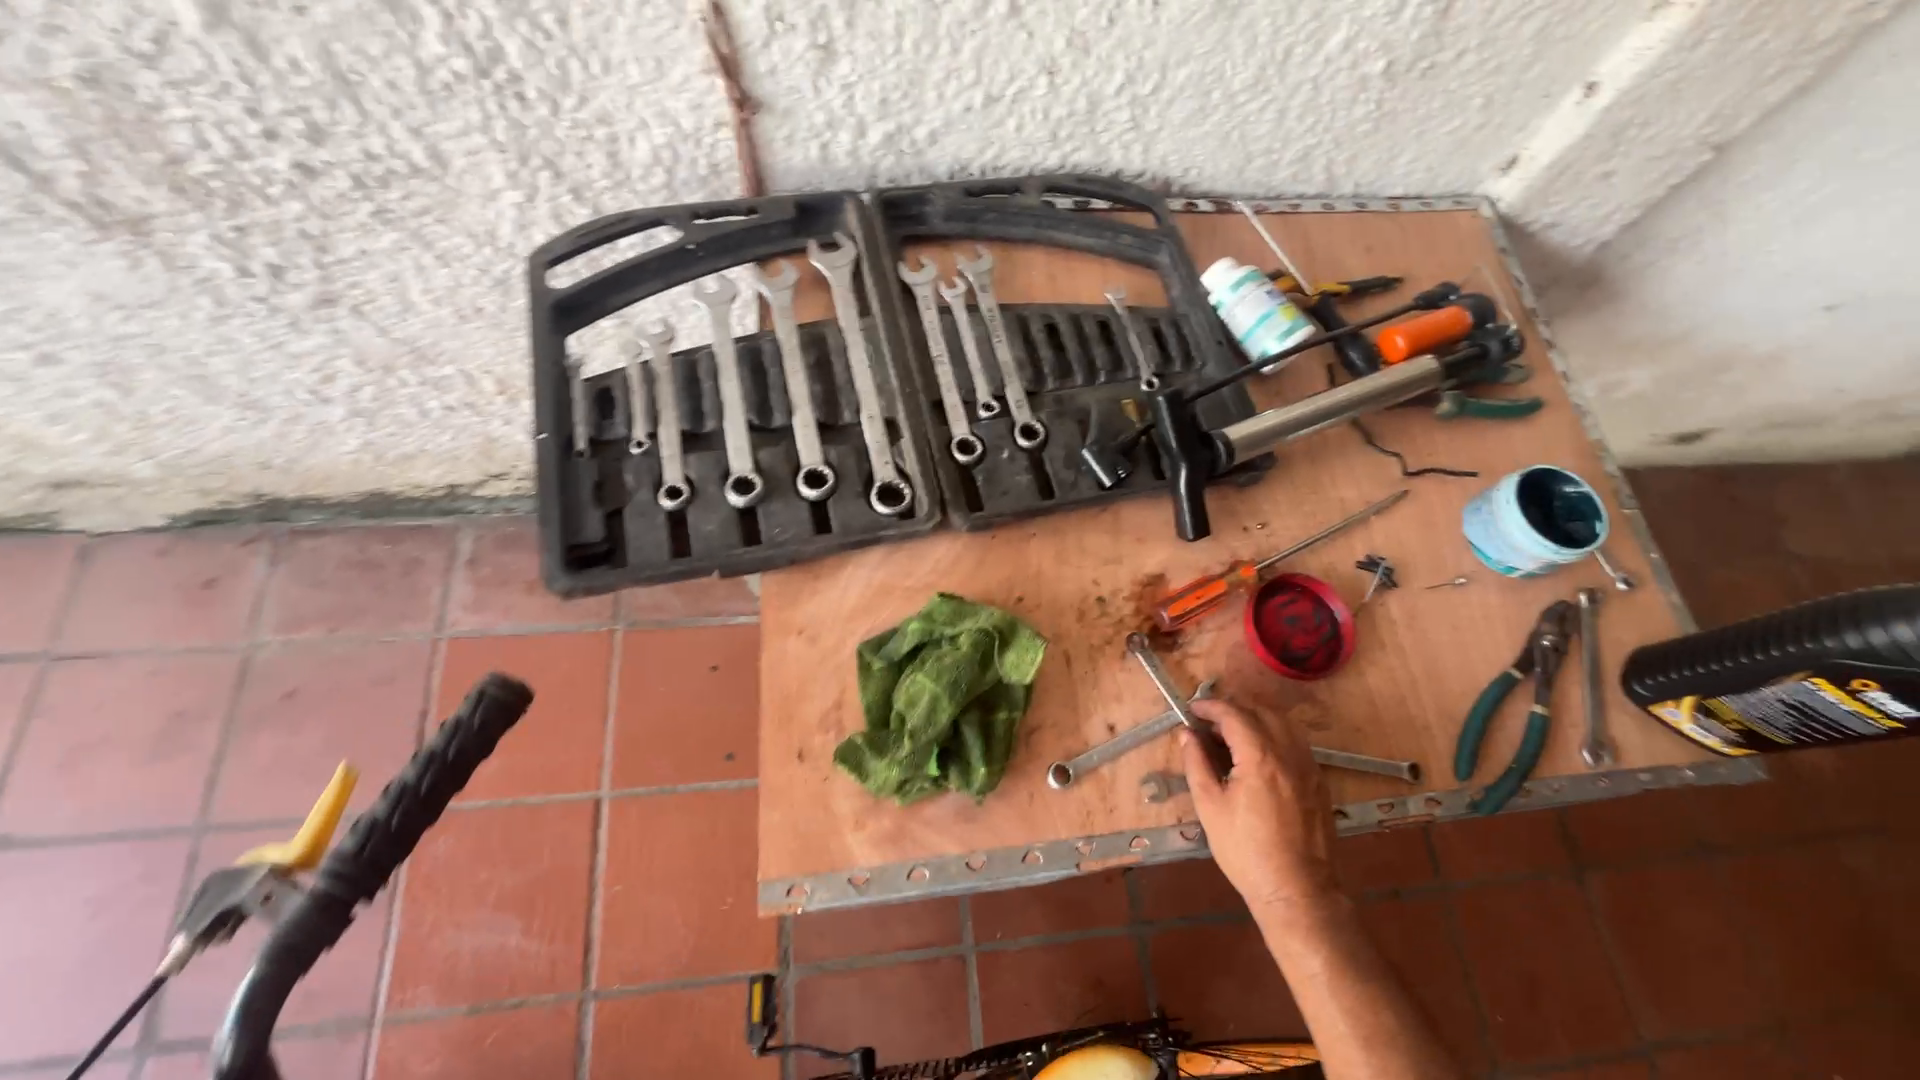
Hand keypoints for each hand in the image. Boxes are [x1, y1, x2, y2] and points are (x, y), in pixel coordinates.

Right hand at [1179, 698, 1337, 910]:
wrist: (1297, 890)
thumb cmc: (1245, 852)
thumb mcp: (1210, 807)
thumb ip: (1197, 764)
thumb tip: (1187, 734)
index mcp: (1260, 758)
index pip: (1234, 714)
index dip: (1210, 707)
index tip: (1192, 710)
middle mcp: (1289, 754)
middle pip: (1262, 711)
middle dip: (1233, 709)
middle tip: (1209, 722)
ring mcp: (1309, 767)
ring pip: (1283, 723)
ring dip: (1256, 718)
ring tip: (1232, 735)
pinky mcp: (1319, 781)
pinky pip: (1296, 743)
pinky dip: (1274, 735)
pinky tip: (1258, 755)